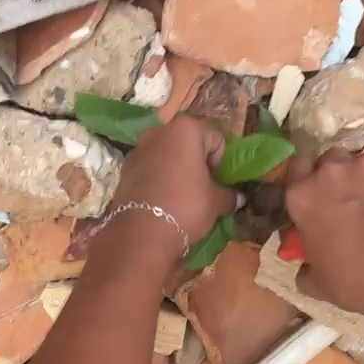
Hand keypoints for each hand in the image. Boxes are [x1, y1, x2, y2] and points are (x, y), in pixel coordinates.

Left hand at [107, 116, 237, 259]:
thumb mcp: (216, 202)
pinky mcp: (125, 169)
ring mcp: (138, 149)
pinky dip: (159, 179)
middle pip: (189, 143)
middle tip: (204, 188)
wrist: (141, 233)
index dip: (222, 161)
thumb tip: (238, 198)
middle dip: (198, 163)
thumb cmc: (186, 207)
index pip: (217, 138)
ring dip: (177, 170)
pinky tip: (163, 201)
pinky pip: (150, 169)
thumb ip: (228, 195)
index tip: (219, 182)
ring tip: (182, 196)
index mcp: (186, 129)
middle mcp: (159, 132)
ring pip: (167, 156)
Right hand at [285, 147, 363, 322]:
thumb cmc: (354, 281)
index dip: (307, 180)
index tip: (317, 195)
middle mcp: (333, 170)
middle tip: (351, 202)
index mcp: (303, 195)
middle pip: (332, 160)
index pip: (296, 168)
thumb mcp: (316, 281)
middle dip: (339, 177)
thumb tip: (305, 266)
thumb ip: (304, 266)